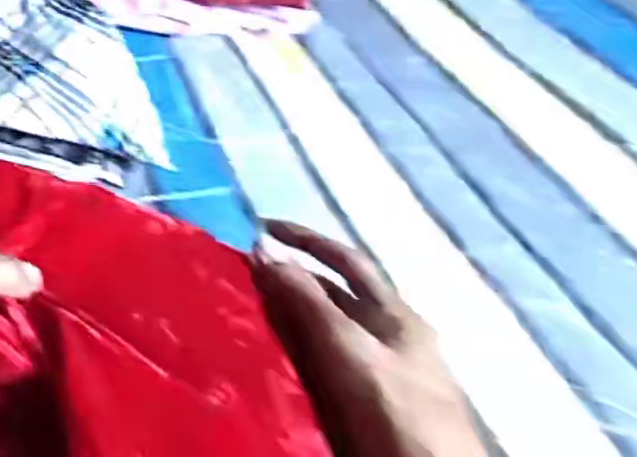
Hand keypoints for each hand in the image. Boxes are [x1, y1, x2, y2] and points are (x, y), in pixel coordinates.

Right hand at [252, 221, 485, 456]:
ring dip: (281, 304)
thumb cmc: (396, 410)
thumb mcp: (349, 348)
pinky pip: (315, 351)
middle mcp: (387, 335)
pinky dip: (287, 336)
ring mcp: (374, 367)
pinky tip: (263, 335)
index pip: (346, 260)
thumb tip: (260, 244)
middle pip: (329, 290)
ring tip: (241, 294)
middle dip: (285, 272)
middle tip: (239, 265)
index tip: (257, 225)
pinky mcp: (359, 395)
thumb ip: (305, 297)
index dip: (304, 238)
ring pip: (318, 320)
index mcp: (397, 317)